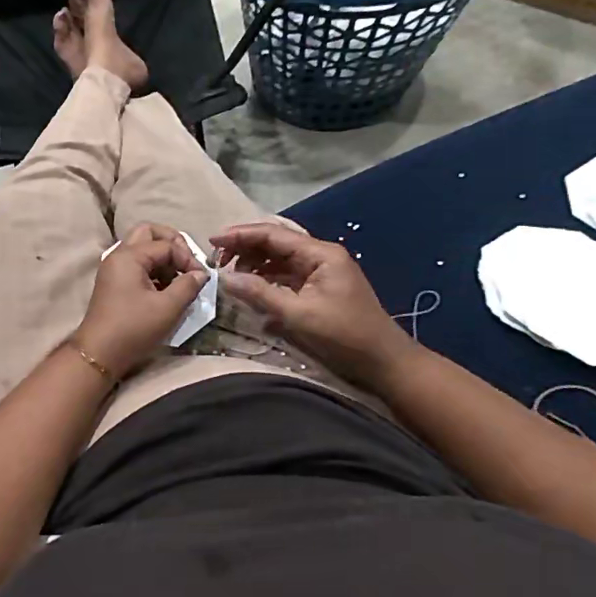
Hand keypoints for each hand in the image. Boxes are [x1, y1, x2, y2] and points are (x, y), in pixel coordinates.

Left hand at [72, 223, 208, 376]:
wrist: (99, 352)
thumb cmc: (133, 328)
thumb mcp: (168, 307)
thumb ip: (188, 285)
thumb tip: (200, 274)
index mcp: (129, 256)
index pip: (166, 244)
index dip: (188, 258)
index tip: (202, 279)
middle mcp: (118, 256)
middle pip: (148, 234)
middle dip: (172, 244)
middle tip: (188, 265)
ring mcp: (114, 269)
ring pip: (142, 249)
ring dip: (163, 259)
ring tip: (179, 281)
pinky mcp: (114, 282)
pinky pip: (136, 265)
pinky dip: (153, 270)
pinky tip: (166, 290)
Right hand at [211, 222, 417, 384]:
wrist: (384, 362)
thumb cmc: (344, 335)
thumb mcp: (298, 314)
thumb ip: (260, 293)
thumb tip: (224, 278)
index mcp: (320, 254)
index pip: (272, 234)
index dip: (239, 236)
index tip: (211, 242)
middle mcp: (319, 255)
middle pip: (273, 242)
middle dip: (243, 248)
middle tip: (216, 261)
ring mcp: (319, 271)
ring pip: (276, 257)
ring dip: (251, 263)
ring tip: (229, 275)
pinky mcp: (316, 287)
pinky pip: (283, 273)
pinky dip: (263, 277)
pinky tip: (248, 286)